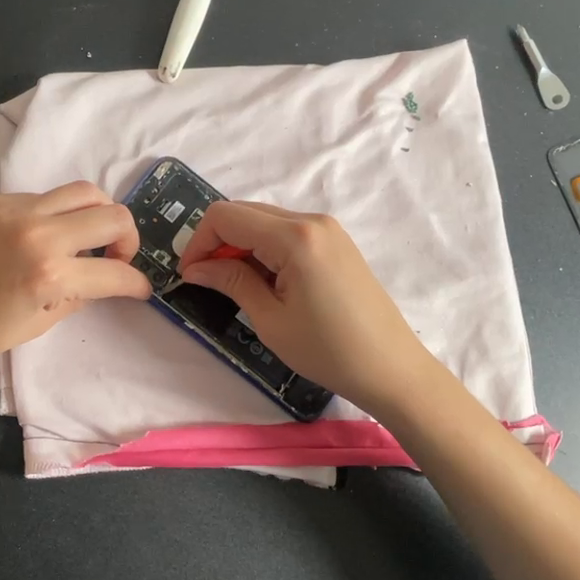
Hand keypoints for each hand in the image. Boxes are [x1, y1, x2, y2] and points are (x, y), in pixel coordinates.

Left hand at [0, 182, 150, 381]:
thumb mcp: (37, 324)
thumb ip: (75, 296)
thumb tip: (98, 280)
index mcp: (50, 274)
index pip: (114, 271)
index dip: (135, 283)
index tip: (139, 288)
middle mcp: (38, 232)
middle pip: (111, 214)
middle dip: (127, 238)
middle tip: (117, 258)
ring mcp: (14, 211)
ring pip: (81, 192)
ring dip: (96, 215)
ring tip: (86, 241)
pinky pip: (42, 197)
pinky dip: (56, 214)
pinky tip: (43, 238)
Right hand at [179, 201, 427, 409]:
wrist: (390, 368)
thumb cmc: (326, 350)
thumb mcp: (269, 319)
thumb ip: (231, 282)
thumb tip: (195, 268)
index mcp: (294, 237)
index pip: (226, 216)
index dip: (199, 242)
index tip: (189, 275)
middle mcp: (312, 221)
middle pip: (245, 212)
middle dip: (217, 241)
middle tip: (206, 281)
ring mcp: (327, 230)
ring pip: (264, 221)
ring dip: (240, 246)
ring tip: (234, 286)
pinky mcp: (335, 243)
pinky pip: (286, 233)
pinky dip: (263, 249)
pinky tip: (263, 282)